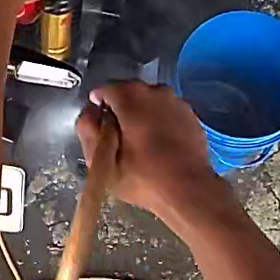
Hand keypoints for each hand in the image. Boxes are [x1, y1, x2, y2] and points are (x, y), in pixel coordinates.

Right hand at [76, 82, 232, 223]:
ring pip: (150, 101)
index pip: (105, 90)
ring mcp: (177, 101)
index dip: (98, 106)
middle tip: (117, 136)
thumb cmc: (143, 178)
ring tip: (139, 141)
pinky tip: (159, 144)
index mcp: (131, 98)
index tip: (99, 127)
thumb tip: (88, 112)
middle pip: (129, 93)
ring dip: (141, 114)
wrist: (189, 189)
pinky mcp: (191, 115)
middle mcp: (155, 91)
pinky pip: (167, 112)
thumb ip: (89, 132)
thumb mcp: (103, 163)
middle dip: (120, 109)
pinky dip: (160, 121)